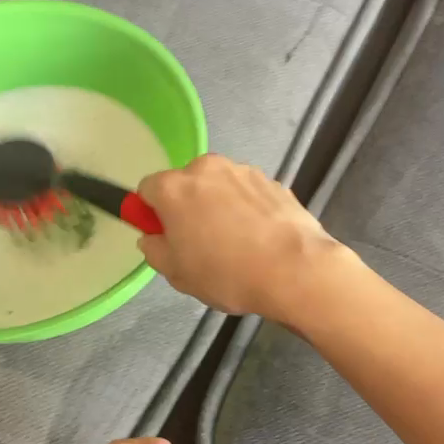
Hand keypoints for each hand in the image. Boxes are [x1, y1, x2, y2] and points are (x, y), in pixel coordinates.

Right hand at [137, 155, 359, 322]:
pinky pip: (248, 195)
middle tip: (200, 246)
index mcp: (174, 187)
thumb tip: (152, 237)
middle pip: (186, 185)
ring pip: (220, 188)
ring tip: (237, 245)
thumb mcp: (177, 274)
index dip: (151, 214)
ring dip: (220, 208)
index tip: (164, 237)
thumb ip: (154, 250)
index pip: (148, 190)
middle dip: (188, 209)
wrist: (295, 270)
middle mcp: (206, 168)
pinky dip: (248, 211)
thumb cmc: (227, 274)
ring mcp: (244, 172)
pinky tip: (260, 240)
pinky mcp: (273, 182)